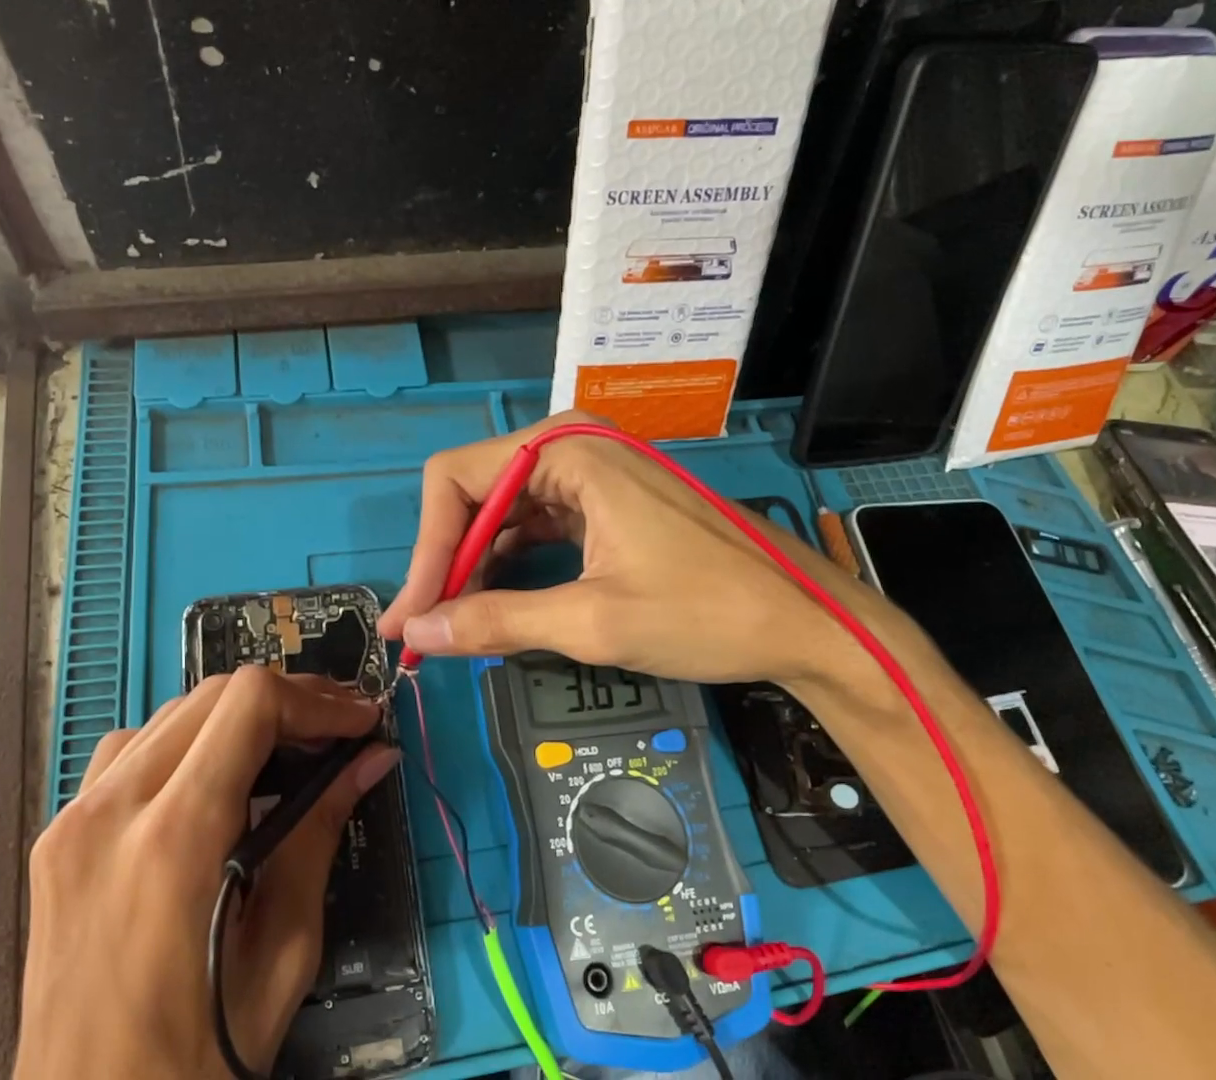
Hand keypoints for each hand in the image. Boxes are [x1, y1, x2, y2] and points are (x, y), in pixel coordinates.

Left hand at [16, 668, 399, 1078]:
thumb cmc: (202, 1051)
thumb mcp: (284, 946)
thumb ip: (319, 833)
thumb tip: (369, 763)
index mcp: (173, 837)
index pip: (249, 705)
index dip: (315, 701)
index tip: (359, 724)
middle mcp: (111, 809)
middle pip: (208, 697)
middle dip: (284, 702)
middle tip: (337, 732)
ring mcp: (72, 821)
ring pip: (165, 717)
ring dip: (230, 719)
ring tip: (283, 752)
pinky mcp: (55, 840)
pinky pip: (123, 757)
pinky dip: (178, 747)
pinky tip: (208, 783)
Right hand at [378, 411, 900, 689]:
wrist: (806, 623)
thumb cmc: (706, 613)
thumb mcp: (592, 622)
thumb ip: (495, 621)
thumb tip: (415, 634)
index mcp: (567, 451)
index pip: (454, 482)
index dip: (425, 553)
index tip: (410, 621)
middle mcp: (574, 446)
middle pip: (474, 493)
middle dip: (447, 564)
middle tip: (426, 633)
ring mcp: (594, 471)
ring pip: (502, 512)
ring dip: (475, 568)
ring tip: (455, 629)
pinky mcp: (609, 501)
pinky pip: (537, 524)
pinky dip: (511, 565)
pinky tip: (497, 605)